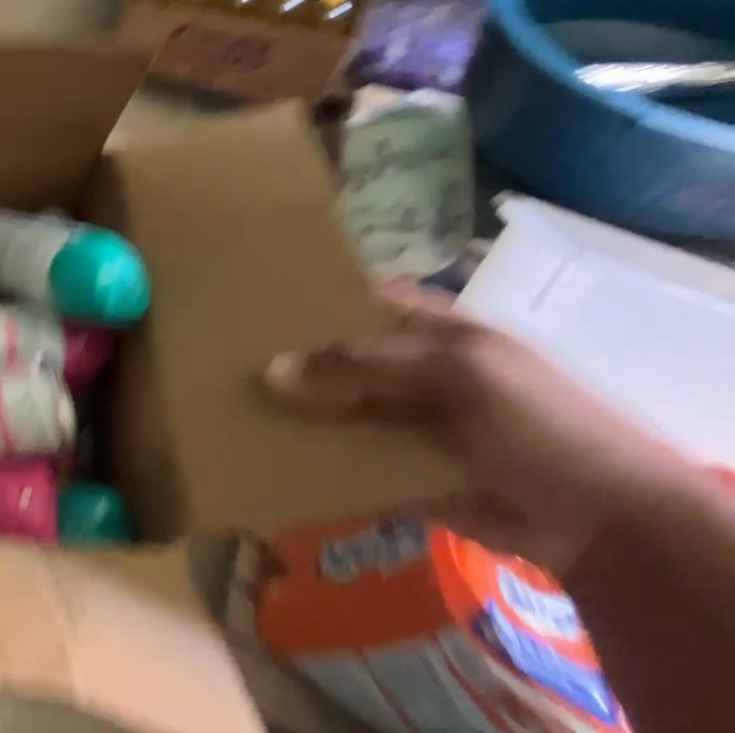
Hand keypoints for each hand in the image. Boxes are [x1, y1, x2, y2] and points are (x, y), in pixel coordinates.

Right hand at [264, 279, 687, 574]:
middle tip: (218, 354)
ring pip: (330, 408)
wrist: (604, 526)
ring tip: (226, 403)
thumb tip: (268, 370)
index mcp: (430, 332)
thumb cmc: (541, 424)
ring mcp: (401, 422)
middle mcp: (408, 371)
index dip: (308, 297)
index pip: (357, 300)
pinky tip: (260, 451)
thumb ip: (363, 365)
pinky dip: (306, 456)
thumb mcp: (459, 373)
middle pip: (333, 356)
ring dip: (289, 410)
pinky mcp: (394, 470)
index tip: (246, 298)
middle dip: (284, 356)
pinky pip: (339, 458)